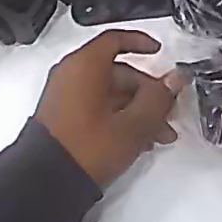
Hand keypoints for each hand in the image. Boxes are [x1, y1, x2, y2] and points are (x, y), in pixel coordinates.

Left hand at [35, 30, 179, 186]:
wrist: (46, 182)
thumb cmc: (84, 148)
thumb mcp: (133, 124)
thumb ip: (158, 98)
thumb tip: (175, 79)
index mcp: (85, 65)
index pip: (115, 39)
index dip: (140, 42)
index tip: (157, 50)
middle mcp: (72, 75)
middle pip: (118, 71)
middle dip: (147, 91)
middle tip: (167, 109)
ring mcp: (65, 96)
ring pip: (110, 92)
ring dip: (137, 109)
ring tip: (157, 134)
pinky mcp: (63, 116)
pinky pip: (97, 106)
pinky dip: (119, 116)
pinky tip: (137, 140)